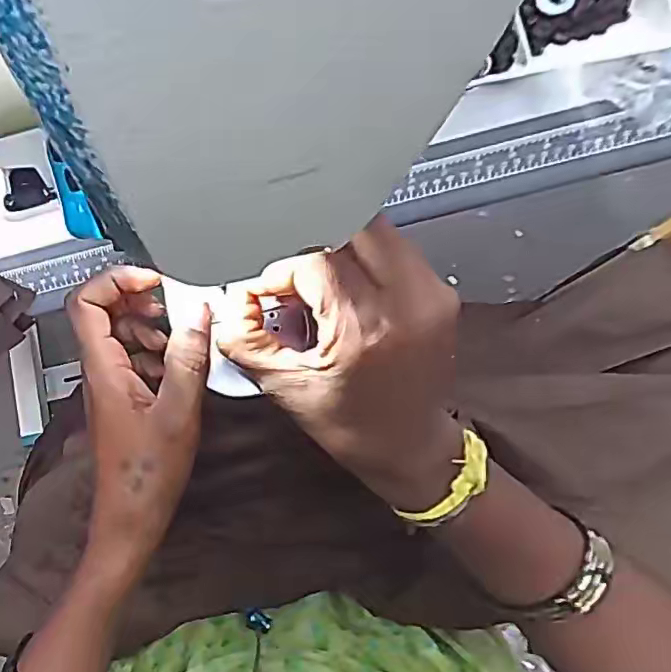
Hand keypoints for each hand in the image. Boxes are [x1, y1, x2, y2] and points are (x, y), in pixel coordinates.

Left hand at [67, 268, 211, 575]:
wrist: (130, 518)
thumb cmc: (145, 476)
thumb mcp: (177, 412)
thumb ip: (188, 358)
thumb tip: (197, 314)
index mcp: (103, 370)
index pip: (86, 302)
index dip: (116, 280)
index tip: (152, 281)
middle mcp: (99, 374)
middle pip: (104, 314)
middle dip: (140, 302)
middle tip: (173, 308)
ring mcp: (108, 388)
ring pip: (120, 338)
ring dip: (150, 330)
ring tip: (180, 343)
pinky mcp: (121, 403)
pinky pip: (132, 363)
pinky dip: (155, 356)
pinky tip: (178, 371)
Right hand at [214, 216, 463, 510]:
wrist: (407, 445)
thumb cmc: (352, 425)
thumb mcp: (285, 387)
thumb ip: (247, 340)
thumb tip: (231, 304)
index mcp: (364, 331)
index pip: (314, 260)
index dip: (278, 271)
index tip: (265, 293)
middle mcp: (407, 304)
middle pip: (350, 226)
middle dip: (309, 246)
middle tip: (292, 280)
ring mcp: (431, 295)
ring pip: (374, 231)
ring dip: (336, 247)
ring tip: (319, 287)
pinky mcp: (440, 293)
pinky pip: (393, 249)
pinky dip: (361, 259)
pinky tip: (345, 291)